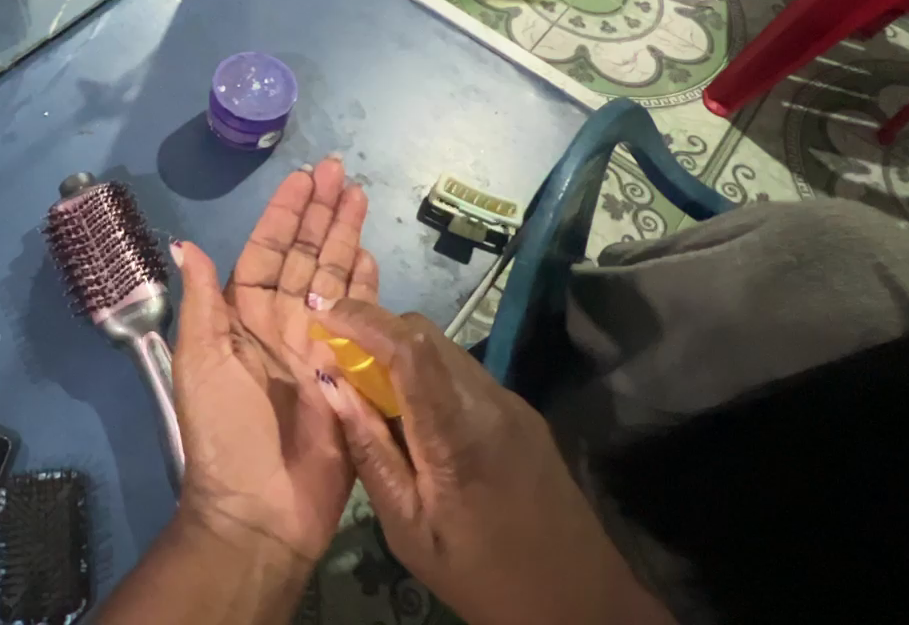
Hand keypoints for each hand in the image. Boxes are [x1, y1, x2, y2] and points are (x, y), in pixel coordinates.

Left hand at [170, 156, 374, 563]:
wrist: (262, 508)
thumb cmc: (225, 430)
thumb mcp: (200, 360)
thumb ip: (201, 300)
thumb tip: (184, 243)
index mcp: (244, 316)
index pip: (268, 250)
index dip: (284, 214)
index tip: (301, 178)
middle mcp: (282, 321)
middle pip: (305, 254)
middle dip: (321, 212)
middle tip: (338, 170)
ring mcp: (318, 344)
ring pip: (334, 276)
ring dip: (345, 236)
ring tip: (358, 195)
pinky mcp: (349, 370)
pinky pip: (360, 318)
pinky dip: (365, 284)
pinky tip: (370, 253)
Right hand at [311, 300, 673, 624]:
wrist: (583, 603)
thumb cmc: (485, 577)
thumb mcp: (410, 529)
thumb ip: (370, 452)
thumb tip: (332, 386)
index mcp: (458, 434)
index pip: (410, 348)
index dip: (364, 320)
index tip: (324, 313)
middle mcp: (489, 402)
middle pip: (425, 334)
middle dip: (375, 328)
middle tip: (337, 352)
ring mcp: (511, 402)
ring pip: (444, 348)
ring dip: (400, 349)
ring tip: (368, 381)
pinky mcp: (522, 412)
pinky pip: (463, 372)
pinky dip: (426, 370)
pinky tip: (411, 407)